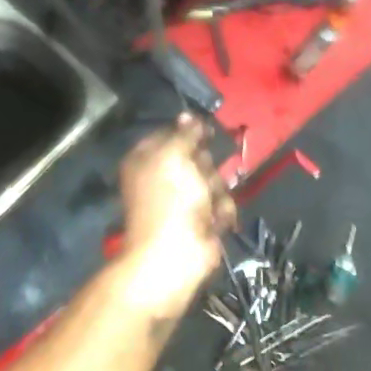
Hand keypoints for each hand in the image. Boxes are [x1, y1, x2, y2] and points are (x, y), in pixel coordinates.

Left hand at [119, 114, 234, 295]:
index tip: (205, 131)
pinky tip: (214, 221)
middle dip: (205, 165)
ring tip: (207, 205)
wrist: (176, 254)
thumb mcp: (174, 156)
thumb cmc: (170, 201)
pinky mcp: (203, 218)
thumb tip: (189, 116)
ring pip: (215, 179)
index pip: (172, 133)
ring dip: (216, 190)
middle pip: (198, 155)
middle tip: (199, 175)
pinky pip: (222, 203)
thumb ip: (184, 134)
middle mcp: (164, 176)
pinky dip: (221, 211)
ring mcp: (184, 199)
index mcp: (147, 159)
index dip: (189, 132)